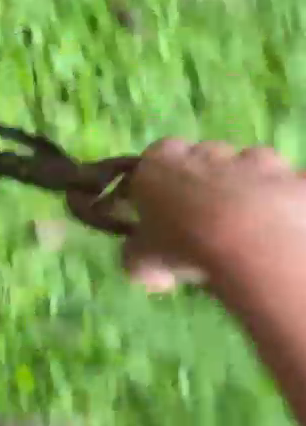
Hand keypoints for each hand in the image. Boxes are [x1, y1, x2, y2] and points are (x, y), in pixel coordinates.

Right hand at [124, 138, 305, 292]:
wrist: (259, 253)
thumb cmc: (189, 244)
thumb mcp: (149, 257)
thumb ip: (136, 258)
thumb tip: (147, 275)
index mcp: (159, 162)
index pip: (161, 150)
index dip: (169, 169)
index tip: (174, 193)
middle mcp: (205, 154)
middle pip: (211, 152)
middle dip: (216, 171)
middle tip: (220, 205)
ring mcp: (258, 165)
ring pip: (258, 160)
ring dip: (259, 177)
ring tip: (263, 210)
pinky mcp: (300, 181)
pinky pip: (301, 182)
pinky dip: (298, 194)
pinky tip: (294, 217)